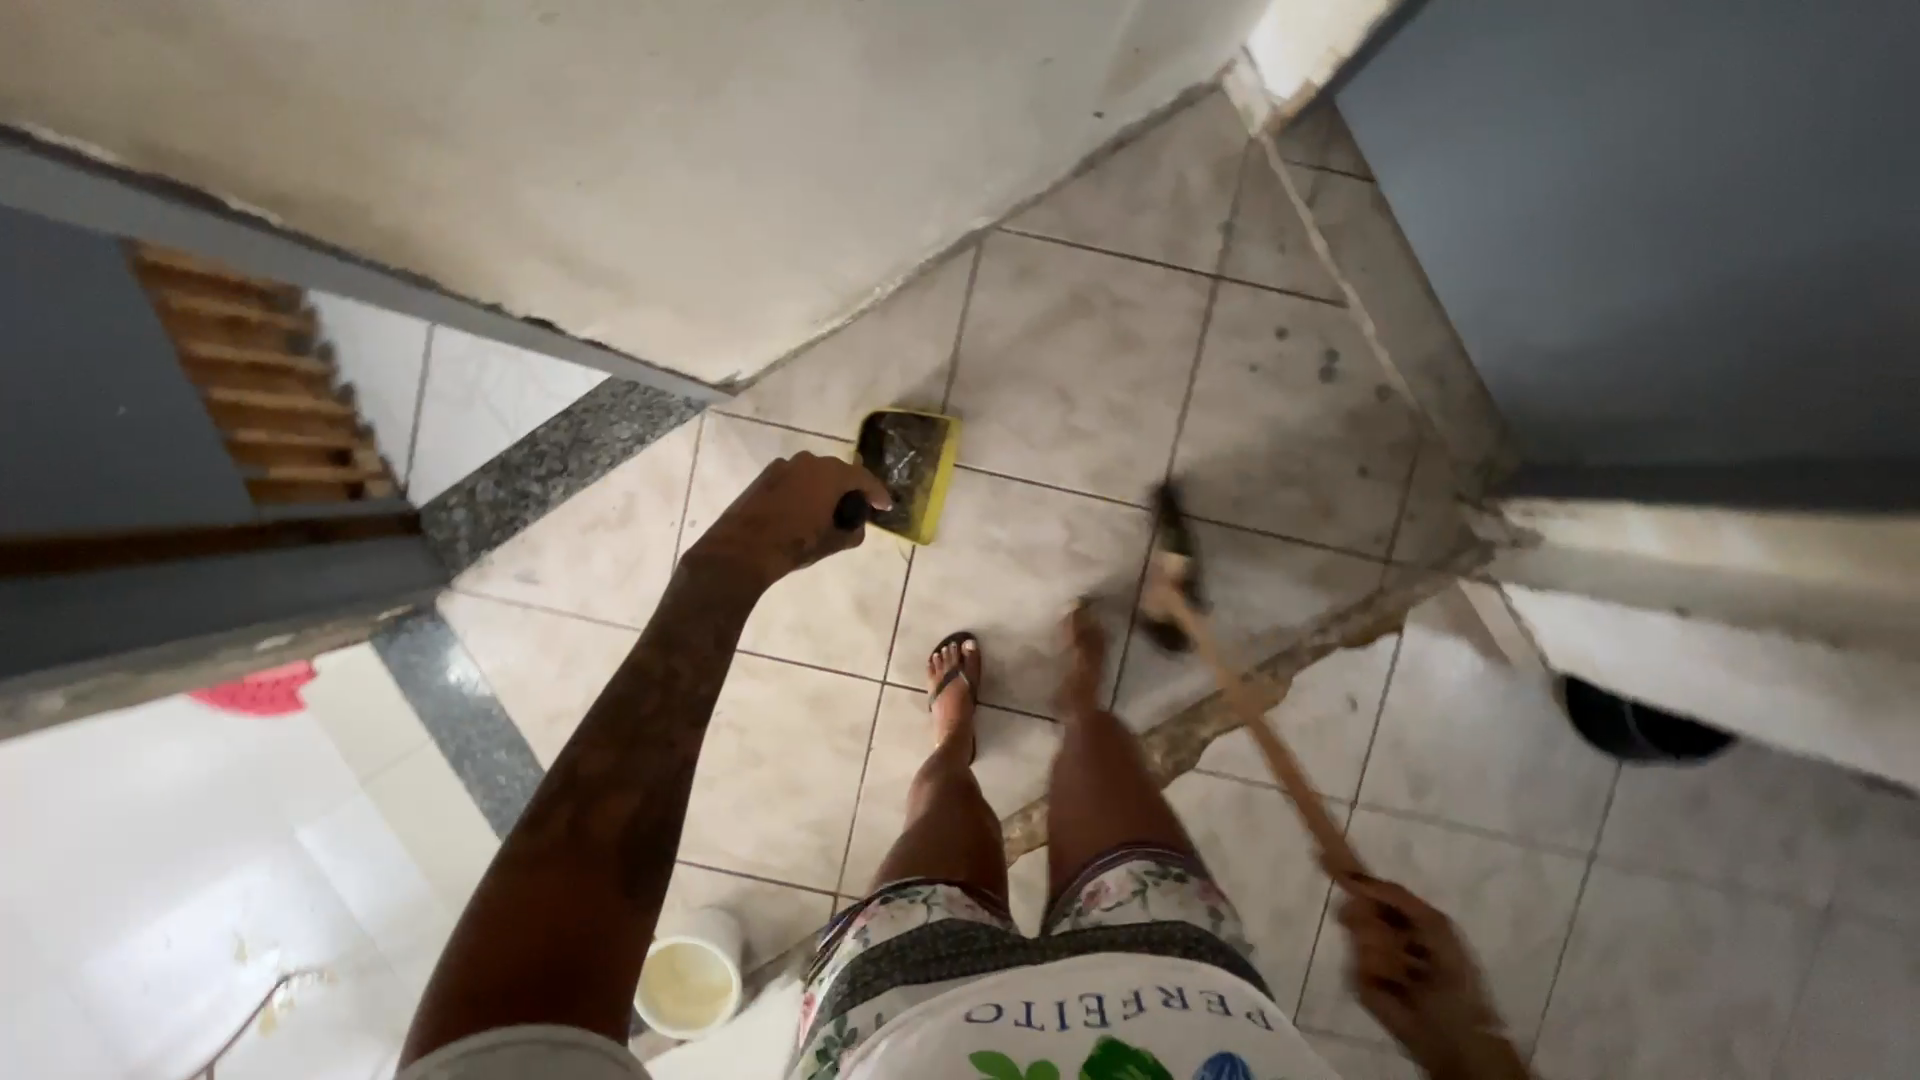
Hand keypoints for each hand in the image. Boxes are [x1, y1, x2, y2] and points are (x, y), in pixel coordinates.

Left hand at [685, 451, 891, 588]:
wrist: (742, 548)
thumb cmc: (795, 544)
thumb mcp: (832, 543)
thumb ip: (853, 532)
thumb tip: (857, 528)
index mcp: (831, 473)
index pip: (864, 479)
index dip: (877, 494)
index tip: (885, 507)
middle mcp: (809, 461)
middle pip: (839, 472)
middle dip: (851, 488)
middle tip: (858, 507)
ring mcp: (784, 465)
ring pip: (815, 474)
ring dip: (825, 488)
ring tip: (829, 509)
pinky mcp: (765, 476)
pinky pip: (795, 479)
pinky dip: (805, 490)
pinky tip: (804, 509)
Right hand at [1338, 876, 1528, 1078]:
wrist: (1454, 1029)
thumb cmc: (1453, 974)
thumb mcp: (1434, 923)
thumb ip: (1395, 894)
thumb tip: (1354, 876)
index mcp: (1398, 916)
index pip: (1365, 887)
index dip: (1345, 870)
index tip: (1322, 853)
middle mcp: (1377, 931)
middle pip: (1355, 907)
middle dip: (1371, 917)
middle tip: (1395, 938)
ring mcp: (1364, 956)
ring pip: (1358, 933)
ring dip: (1385, 949)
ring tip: (1408, 971)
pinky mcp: (1356, 979)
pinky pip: (1358, 961)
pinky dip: (1380, 970)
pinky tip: (1396, 986)